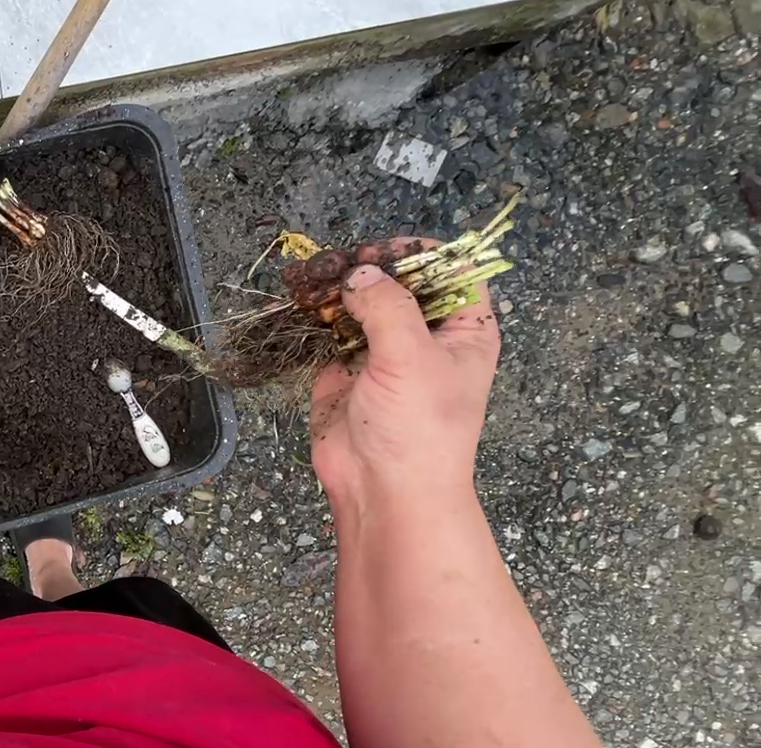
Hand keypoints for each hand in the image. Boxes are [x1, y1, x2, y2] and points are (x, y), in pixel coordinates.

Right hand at [310, 258, 500, 515]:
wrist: (382, 485)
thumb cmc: (419, 425)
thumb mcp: (412, 357)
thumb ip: (386, 307)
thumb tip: (357, 273)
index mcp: (462, 330)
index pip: (450, 272)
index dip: (419, 255)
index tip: (379, 250)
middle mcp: (422, 338)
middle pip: (399, 287)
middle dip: (368, 271)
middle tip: (334, 263)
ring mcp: (379, 357)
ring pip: (358, 310)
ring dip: (335, 295)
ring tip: (309, 281)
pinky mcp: (340, 376)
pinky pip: (327, 339)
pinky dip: (313, 323)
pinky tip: (297, 309)